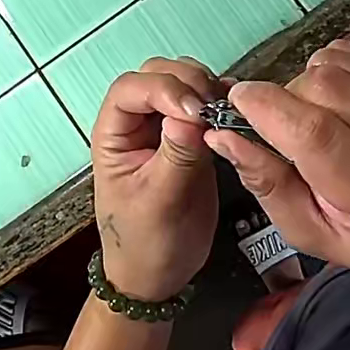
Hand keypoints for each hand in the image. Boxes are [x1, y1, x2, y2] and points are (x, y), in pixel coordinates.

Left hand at [90, 57, 221, 301]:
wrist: (157, 275)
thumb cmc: (146, 242)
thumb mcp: (160, 203)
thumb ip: (176, 157)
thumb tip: (190, 116)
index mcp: (113, 135)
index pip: (130, 89)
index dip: (162, 90)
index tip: (195, 112)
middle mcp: (135, 123)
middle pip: (156, 75)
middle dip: (187, 82)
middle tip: (216, 106)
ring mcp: (162, 127)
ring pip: (181, 84)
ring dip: (205, 88)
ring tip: (228, 111)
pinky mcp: (189, 138)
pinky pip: (202, 107)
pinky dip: (220, 103)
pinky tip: (236, 115)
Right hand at [203, 40, 349, 279]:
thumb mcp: (306, 230)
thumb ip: (264, 182)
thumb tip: (220, 135)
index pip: (318, 134)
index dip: (266, 108)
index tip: (235, 104)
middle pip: (325, 87)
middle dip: (283, 97)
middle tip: (278, 124)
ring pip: (335, 66)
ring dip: (304, 83)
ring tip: (310, 116)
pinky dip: (327, 71)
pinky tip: (333, 103)